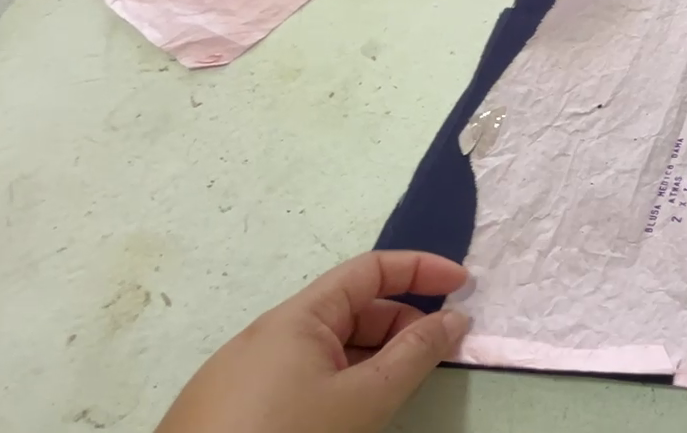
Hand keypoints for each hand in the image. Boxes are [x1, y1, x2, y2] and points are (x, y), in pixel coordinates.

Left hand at [156, 251, 470, 432]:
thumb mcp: (366, 398)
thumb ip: (418, 352)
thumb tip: (454, 318)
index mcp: (294, 319)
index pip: (371, 268)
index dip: (423, 268)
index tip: (463, 286)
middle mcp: (262, 338)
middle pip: (351, 309)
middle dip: (401, 324)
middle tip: (432, 355)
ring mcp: (237, 379)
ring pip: (326, 349)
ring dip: (371, 358)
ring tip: (392, 392)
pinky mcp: (223, 416)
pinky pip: (297, 379)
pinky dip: (337, 383)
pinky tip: (345, 419)